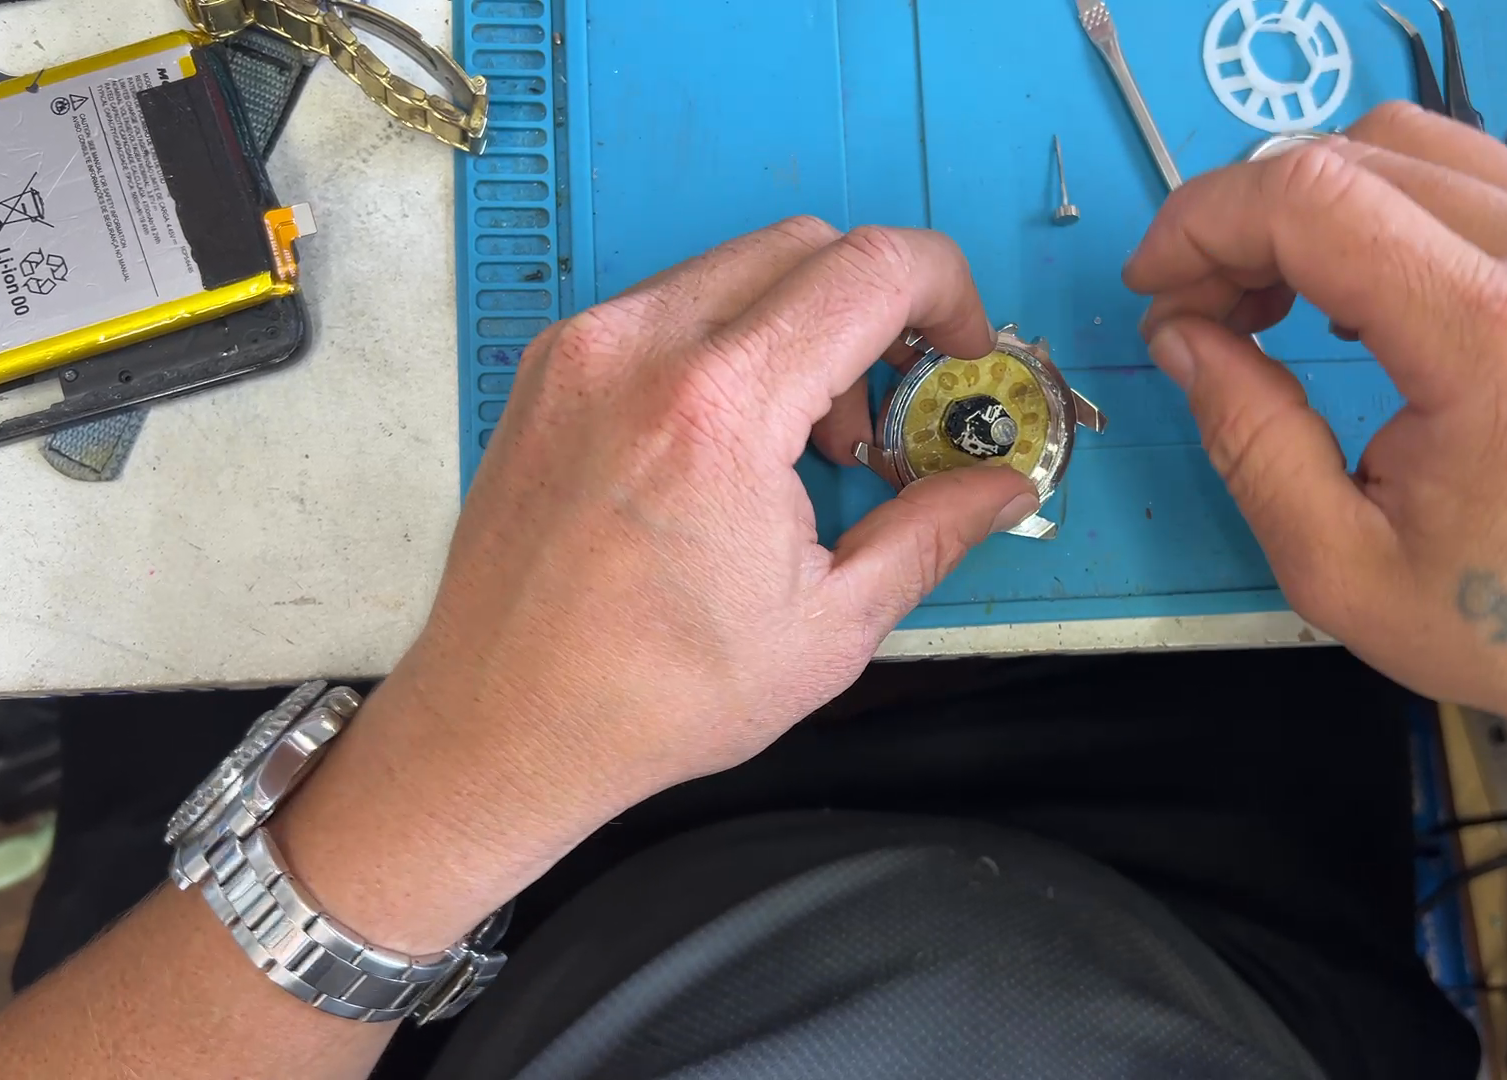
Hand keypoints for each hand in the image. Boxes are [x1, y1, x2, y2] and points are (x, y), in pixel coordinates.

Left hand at [416, 218, 1033, 799]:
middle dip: (881, 310)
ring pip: (741, 270)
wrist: (502, 727)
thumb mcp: (829, 626)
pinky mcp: (555, 367)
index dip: (945, 292)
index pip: (870, 270)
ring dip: (809, 329)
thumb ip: (934, 534)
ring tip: (814, 438)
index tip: (960, 349)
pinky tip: (741, 436)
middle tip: (896, 402)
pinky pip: (677, 305)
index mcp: (721, 410)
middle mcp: (640, 348)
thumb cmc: (658, 696)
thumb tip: (1004, 487)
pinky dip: (739, 341)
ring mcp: (585, 348)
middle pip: (811, 249)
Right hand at [1126, 104, 1506, 759]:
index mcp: (1492, 339)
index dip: (1200, 225)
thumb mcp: (1329, 560)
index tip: (1147, 290)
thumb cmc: (1497, 624)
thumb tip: (1178, 335)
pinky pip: (1453, 183)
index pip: (1313, 202)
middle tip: (1188, 311)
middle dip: (1234, 220)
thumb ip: (1244, 435)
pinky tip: (1332, 300)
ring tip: (1251, 305)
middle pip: (1352, 158)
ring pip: (1403, 150)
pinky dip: (1359, 219)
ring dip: (1294, 214)